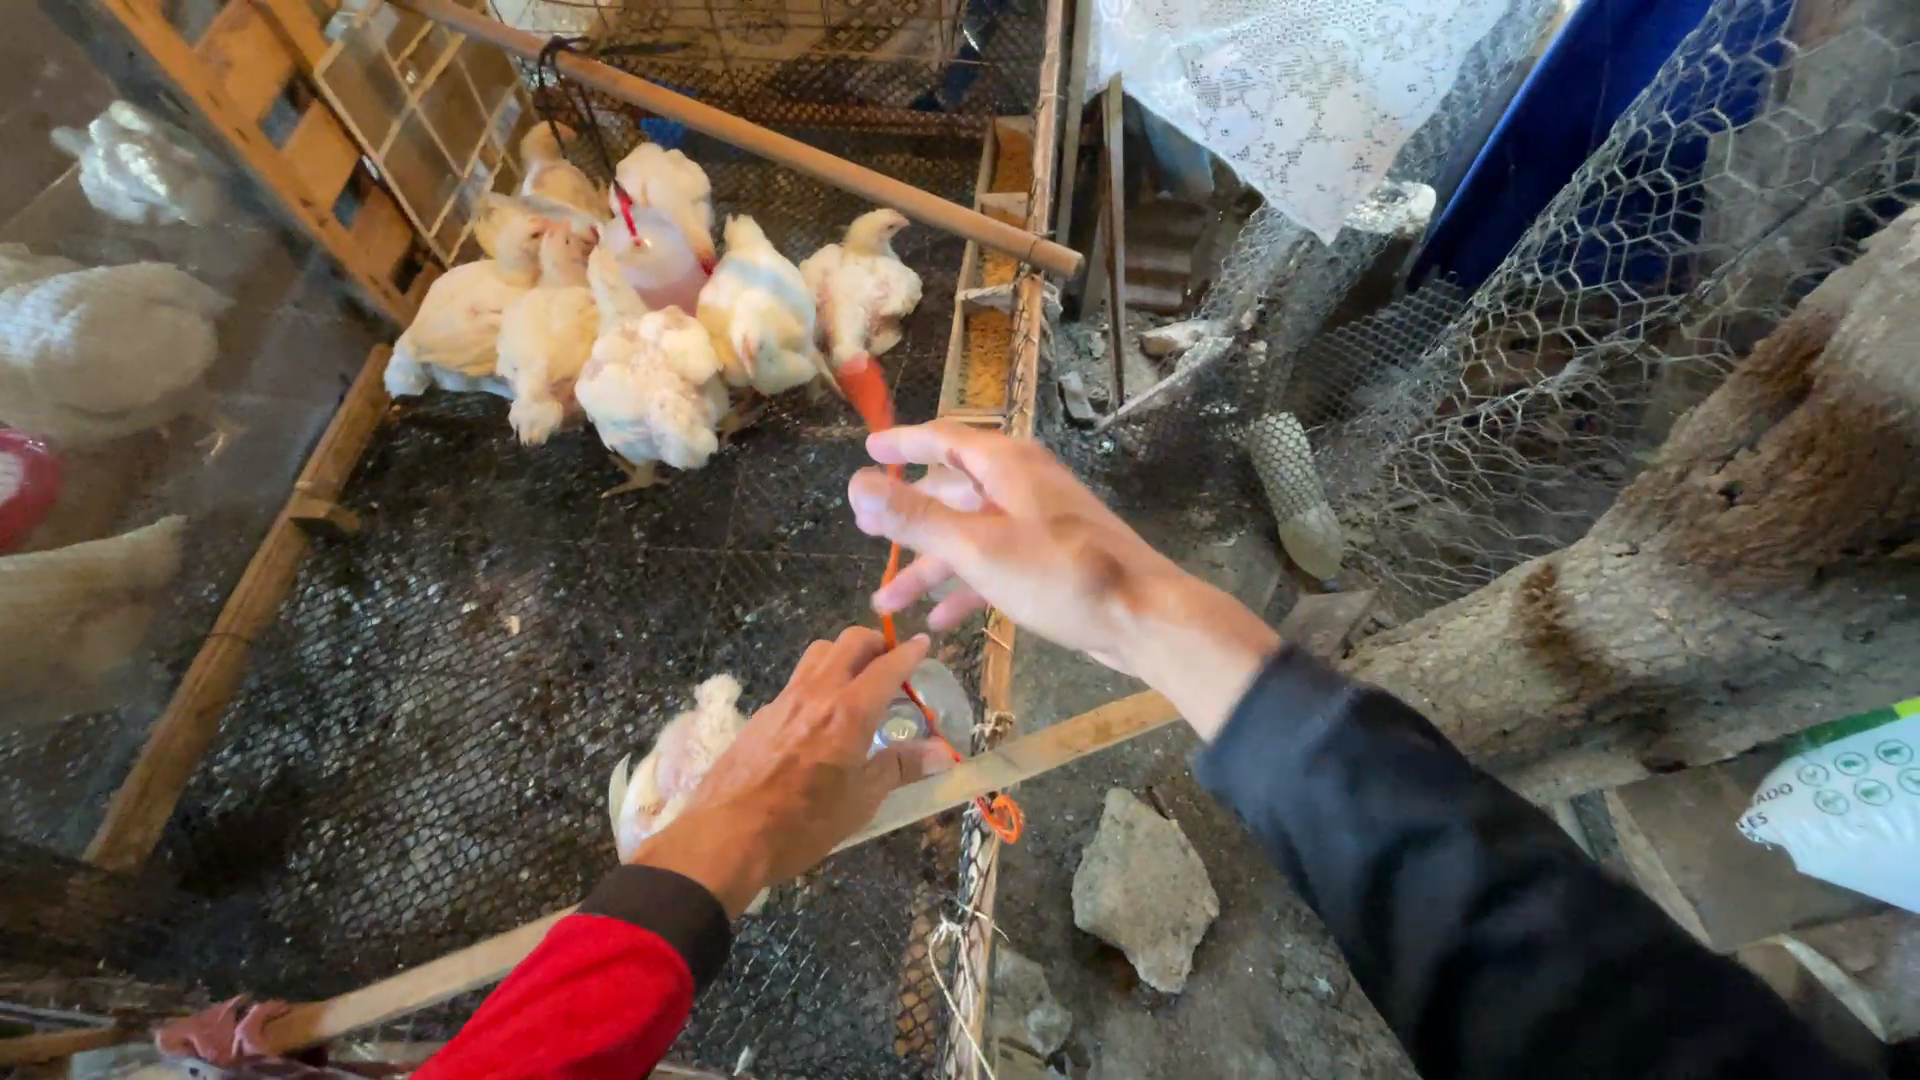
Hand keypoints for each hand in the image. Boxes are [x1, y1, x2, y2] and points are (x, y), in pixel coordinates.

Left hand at [630, 628, 952, 916]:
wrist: (725, 836)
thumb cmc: (802, 823)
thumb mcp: (861, 801)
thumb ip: (899, 768)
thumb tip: (938, 753)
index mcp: (849, 712)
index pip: (887, 666)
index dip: (910, 653)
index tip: (923, 644)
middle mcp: (818, 692)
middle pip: (850, 641)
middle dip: (877, 642)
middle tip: (891, 661)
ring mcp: (785, 699)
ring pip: (820, 652)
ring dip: (845, 653)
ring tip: (857, 679)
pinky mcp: (763, 713)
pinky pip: (798, 679)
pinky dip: (819, 679)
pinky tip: (821, 712)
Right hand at [848, 420, 1185, 671]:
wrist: (1141, 617)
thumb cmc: (1059, 574)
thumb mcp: (976, 547)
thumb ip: (915, 517)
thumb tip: (856, 482)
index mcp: (1005, 466)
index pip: (943, 439)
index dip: (902, 444)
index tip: (869, 450)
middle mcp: (1021, 485)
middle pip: (952, 491)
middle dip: (908, 517)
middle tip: (865, 531)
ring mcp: (1037, 522)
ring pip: (969, 536)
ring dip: (929, 568)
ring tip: (888, 601)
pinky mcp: (1049, 558)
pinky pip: (995, 563)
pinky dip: (966, 587)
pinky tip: (940, 621)